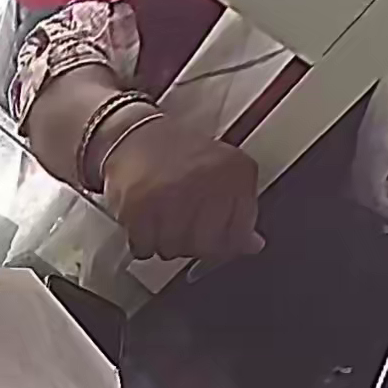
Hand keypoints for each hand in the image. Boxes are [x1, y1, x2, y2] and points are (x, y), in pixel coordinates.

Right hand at [102, 111, 264, 264]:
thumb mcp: (224, 175)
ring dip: (163, 244)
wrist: (136, 138)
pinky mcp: (140, 205)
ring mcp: (173, 193)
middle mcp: (208, 180)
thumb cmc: (180, 160)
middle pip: (204, 247)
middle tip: (181, 229)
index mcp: (236, 173)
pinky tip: (143, 225)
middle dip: (190, 246)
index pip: (237, 236)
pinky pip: (145, 247)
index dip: (221, 246)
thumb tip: (251, 246)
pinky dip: (141, 243)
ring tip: (160, 222)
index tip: (209, 239)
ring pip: (173, 250)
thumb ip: (240, 211)